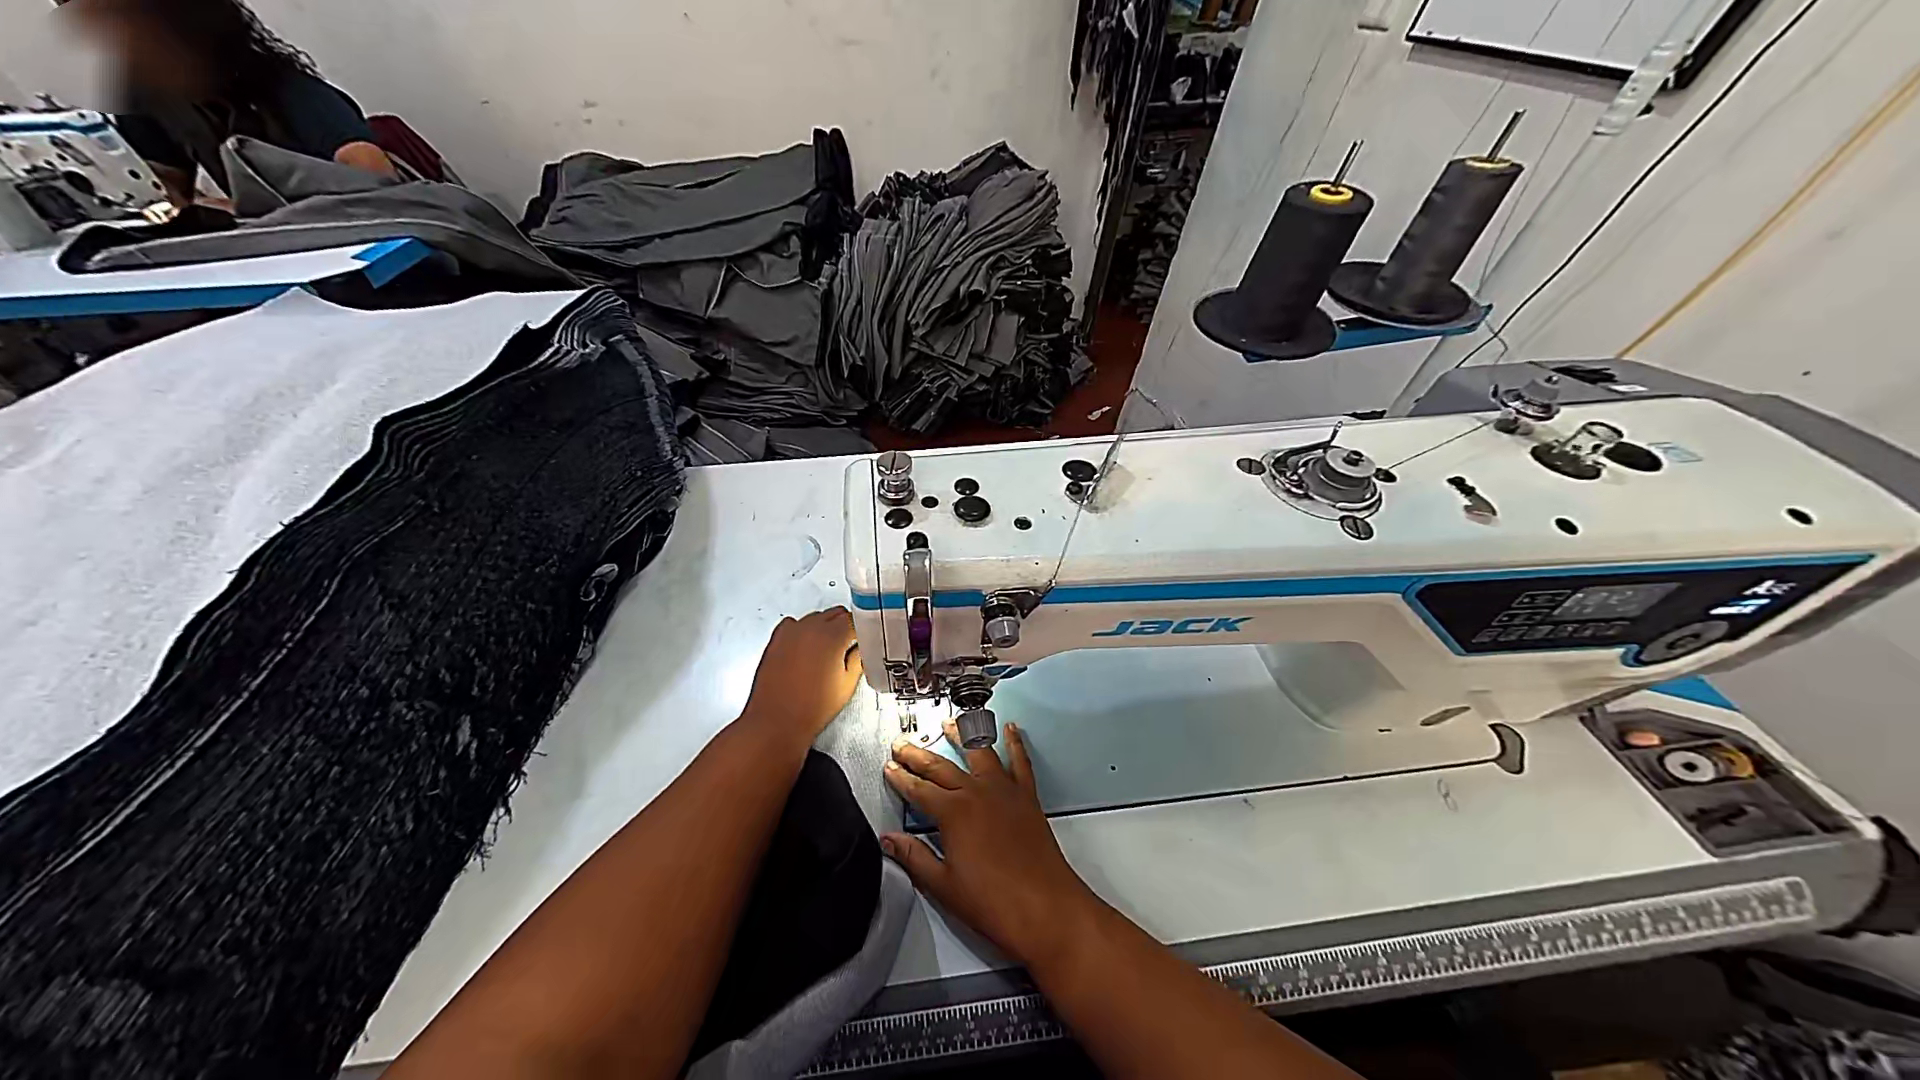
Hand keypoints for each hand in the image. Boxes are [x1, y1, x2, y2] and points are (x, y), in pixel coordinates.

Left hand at [741, 608, 861, 743]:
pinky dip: (803, 632)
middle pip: (836, 614)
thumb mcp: (847, 685)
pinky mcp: (776, 640)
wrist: (777, 722)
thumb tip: (860, 650)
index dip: (863, 630)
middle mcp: (809, 628)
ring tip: (827, 652)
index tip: (864, 639)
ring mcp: (790, 632)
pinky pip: (794, 626)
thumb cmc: (809, 709)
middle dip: (845, 626)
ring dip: (825, 628)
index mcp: (831, 637)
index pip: (854, 619)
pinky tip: (806, 650)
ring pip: (816, 618)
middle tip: (850, 646)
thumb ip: (858, 660)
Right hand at [882, 724, 1100, 967]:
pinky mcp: (1027, 798)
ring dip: (961, 735)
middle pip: (940, 766)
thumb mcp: (944, 885)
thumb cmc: (998, 903)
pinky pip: (1019, 761)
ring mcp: (1004, 792)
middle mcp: (978, 794)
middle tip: (903, 745)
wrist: (1046, 910)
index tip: (890, 769)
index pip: (918, 789)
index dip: (900, 778)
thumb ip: (914, 857)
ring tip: (949, 724)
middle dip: (918, 754)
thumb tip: (891, 842)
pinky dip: (1014, 743)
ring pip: (978, 752)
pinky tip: (1010, 730)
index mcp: (954, 813)